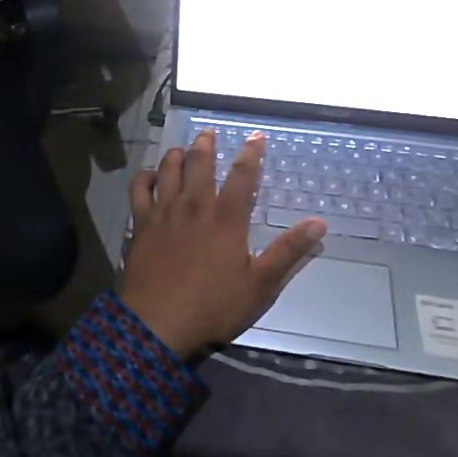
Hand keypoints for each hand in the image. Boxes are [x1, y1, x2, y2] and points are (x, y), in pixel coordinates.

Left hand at [121, 130, 326, 356]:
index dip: (250, 154)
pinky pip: (139, 190)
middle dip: (206, 145)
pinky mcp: (140, 225)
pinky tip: (149, 175)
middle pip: (199, 164)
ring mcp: (164, 213)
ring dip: (176, 155)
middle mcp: (194, 206)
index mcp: (226, 219)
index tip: (255, 136)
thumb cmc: (213, 306)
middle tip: (209, 133)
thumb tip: (319, 223)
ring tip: (182, 148)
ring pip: (168, 170)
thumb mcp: (260, 285)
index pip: (242, 176)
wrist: (158, 324)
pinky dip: (144, 177)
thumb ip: (288, 251)